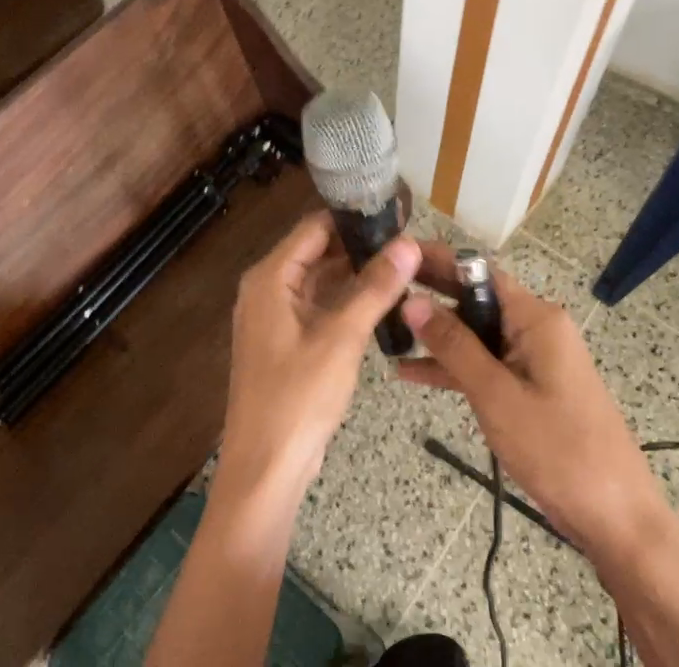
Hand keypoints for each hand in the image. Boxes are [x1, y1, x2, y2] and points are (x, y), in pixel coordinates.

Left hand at [219, 211, 420, 497]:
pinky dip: (348, 302)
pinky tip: (385, 300)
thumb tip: (408, 243)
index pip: (314, 227)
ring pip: (320, 280)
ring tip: (407, 266)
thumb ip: (374, 288)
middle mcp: (267, 289)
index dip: (354, 218)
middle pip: (316, 252)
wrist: (266, 465)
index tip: (399, 213)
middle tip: (412, 242)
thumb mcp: (341, 338)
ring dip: (357, 274)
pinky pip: (320, 307)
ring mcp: (276, 317)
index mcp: (269, 278)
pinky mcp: (288, 342)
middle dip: (361, 246)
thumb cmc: (298, 397)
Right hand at [396, 242, 661, 554]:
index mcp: (536, 319)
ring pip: (476, 334)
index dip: (436, 260)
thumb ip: (453, 346)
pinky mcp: (531, 389)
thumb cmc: (558, 450)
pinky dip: (453, 368)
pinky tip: (410, 373)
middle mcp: (537, 330)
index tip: (394, 253)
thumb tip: (411, 301)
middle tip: (379, 290)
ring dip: (436, 335)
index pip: (479, 272)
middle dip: (429, 296)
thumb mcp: (496, 396)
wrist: (615, 517)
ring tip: (384, 330)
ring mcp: (535, 360)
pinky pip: (485, 365)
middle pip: (475, 300)